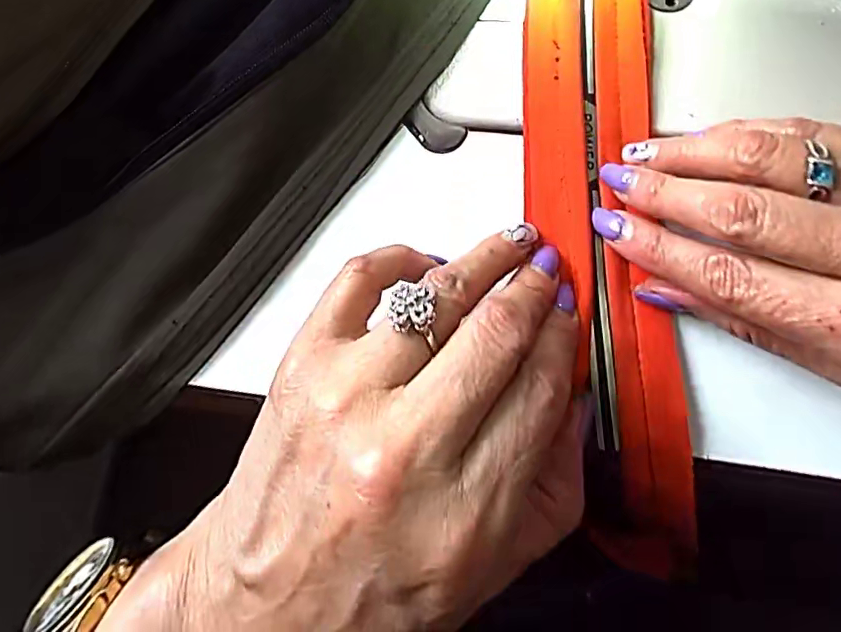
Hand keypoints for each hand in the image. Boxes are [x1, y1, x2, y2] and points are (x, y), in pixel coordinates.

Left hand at [103, 227, 586, 631]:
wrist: (266, 607)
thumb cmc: (374, 593)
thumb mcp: (494, 563)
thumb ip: (556, 480)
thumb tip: (574, 390)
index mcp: (462, 508)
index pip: (540, 386)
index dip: (564, 336)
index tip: (568, 313)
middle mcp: (405, 446)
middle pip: (497, 332)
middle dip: (535, 288)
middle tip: (547, 271)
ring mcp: (348, 396)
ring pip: (438, 295)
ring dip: (488, 258)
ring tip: (511, 246)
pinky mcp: (304, 364)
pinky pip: (360, 278)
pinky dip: (402, 255)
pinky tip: (428, 261)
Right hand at [591, 119, 840, 465]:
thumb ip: (764, 327)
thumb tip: (677, 288)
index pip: (741, 280)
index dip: (664, 249)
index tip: (618, 231)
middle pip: (750, 207)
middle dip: (666, 191)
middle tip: (616, 181)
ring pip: (776, 153)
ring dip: (697, 149)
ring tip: (645, 151)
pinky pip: (816, 131)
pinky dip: (751, 130)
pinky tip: (709, 133)